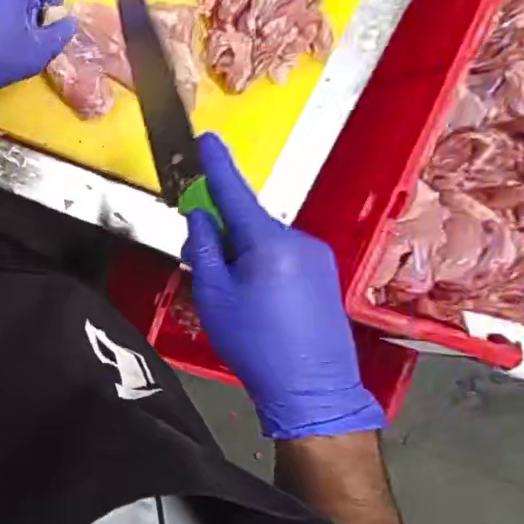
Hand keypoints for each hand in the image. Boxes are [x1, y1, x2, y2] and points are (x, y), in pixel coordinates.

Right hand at [181, 133, 384, 439]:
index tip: (207, 139)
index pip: (235, 194)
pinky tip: (250, 300)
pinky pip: (280, 258)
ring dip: (238, 257)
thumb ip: (203, 250)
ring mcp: (316, 257)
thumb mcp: (213, 295)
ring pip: (263, 243)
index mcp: (268, 242)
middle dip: (220, 236)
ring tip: (228, 297)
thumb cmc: (253, 341)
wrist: (310, 385)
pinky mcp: (323, 276)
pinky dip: (257, 267)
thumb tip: (200, 218)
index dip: (217, 166)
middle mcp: (298, 241)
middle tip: (201, 269)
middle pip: (247, 223)